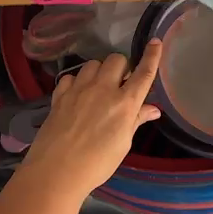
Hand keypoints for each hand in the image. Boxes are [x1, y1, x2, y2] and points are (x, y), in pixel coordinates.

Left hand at [20, 40, 162, 196]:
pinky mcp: (59, 95)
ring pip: (93, 64)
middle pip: (116, 60)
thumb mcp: (123, 144)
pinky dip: (77, 82)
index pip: (143, 73)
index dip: (151, 56)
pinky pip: (71, 77)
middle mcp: (103, 90)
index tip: (155, 42)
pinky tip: (77, 95)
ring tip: (98, 88)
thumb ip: (136, 120)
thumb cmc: (97, 164)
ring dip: (100, 72)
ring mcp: (79, 90)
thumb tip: (152, 108)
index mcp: (124, 103)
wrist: (57, 172)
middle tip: (121, 83)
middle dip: (122, 67)